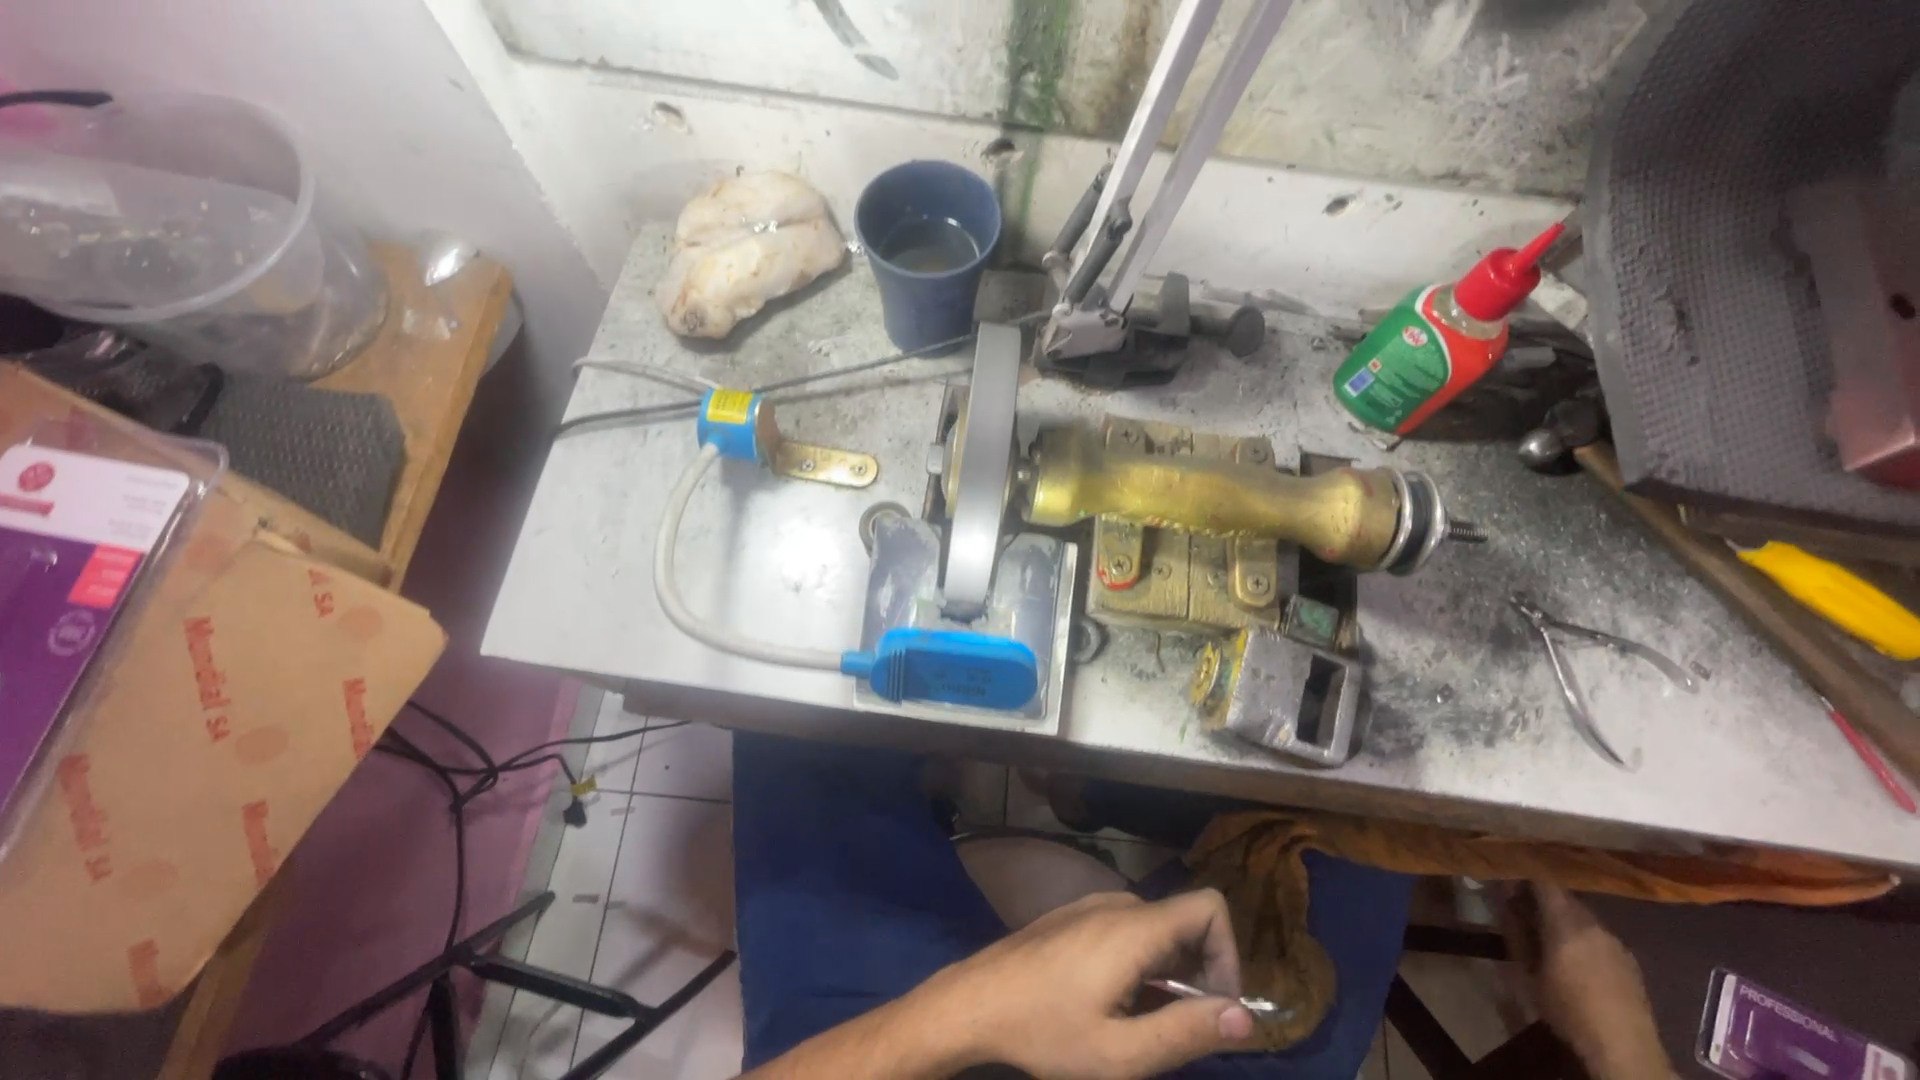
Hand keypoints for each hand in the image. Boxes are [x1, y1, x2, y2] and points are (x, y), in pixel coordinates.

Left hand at [907, 889, 1255, 1079]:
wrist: (971, 1002)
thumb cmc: (1044, 1030)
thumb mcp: (1121, 1052)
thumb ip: (1187, 1032)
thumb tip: (1247, 1016)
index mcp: (1134, 927)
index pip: (1210, 907)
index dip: (1229, 955)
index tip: (1215, 1007)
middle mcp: (1116, 904)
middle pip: (1185, 922)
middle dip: (1199, 974)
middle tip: (1178, 1028)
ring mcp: (1091, 907)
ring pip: (1156, 929)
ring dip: (1168, 974)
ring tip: (1142, 1022)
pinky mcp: (1072, 918)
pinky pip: (1126, 929)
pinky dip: (1140, 963)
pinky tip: (1113, 1003)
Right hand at [1511, 883, 1673, 1079]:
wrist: (1625, 1049)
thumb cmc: (1568, 1010)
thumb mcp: (1528, 974)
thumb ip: (1517, 935)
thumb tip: (1506, 907)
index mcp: (1566, 924)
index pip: (1544, 881)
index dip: (1523, 876)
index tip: (1506, 882)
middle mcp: (1594, 925)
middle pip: (1564, 897)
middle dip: (1541, 898)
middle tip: (1521, 909)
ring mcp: (1616, 942)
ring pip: (1583, 916)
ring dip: (1562, 917)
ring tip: (1546, 935)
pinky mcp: (1629, 960)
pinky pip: (1598, 935)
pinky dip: (1581, 935)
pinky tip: (1574, 957)